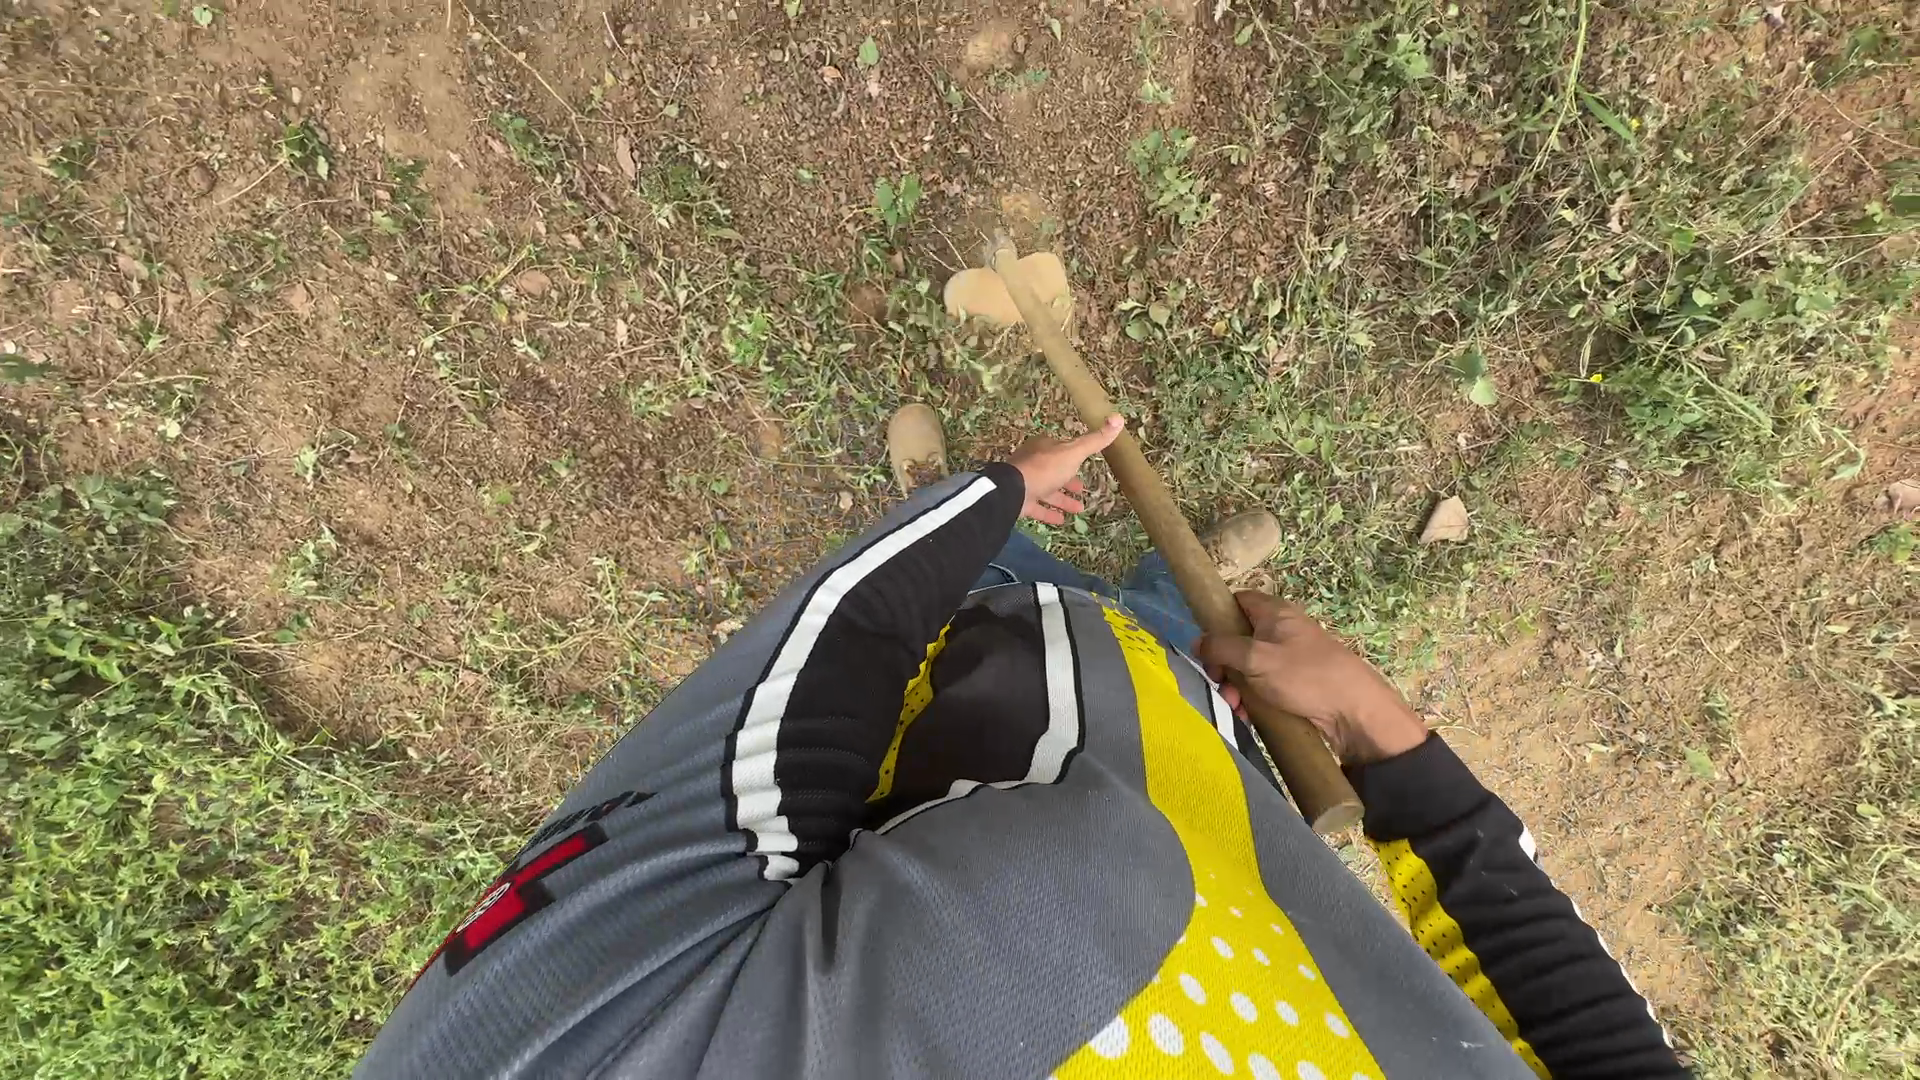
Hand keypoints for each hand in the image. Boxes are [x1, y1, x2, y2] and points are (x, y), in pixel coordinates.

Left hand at [1007, 414, 1124, 524]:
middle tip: (1082, 490)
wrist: (1012, 490)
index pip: (1062, 450)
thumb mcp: (1074, 452)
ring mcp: (1026, 483)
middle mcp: (1034, 463)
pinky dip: (1050, 513)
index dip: (1075, 457)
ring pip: (1048, 491)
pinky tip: (1062, 520)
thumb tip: (1119, 418)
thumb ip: (1095, 440)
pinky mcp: (1020, 502)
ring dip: (1063, 500)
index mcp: (1045, 447)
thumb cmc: (1045, 468)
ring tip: (1080, 509)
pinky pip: (1038, 508)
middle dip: (1069, 480)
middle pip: (1055, 471)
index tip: (1085, 465)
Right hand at [1196, 591, 1428, 765]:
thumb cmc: (1304, 676)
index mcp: (1274, 613)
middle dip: (1223, 662)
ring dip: (1235, 685)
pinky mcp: (1295, 682)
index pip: (1237, 600)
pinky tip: (1247, 715)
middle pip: (1238, 637)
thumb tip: (1196, 642)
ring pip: (1249, 665)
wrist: (1357, 713)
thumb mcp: (1255, 658)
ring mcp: (1289, 657)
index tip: (1205, 640)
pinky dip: (1252, 697)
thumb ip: (1220, 647)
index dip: (1217, 616)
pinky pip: (1264, 684)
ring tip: (1235, 706)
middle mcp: (1281, 630)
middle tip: (1218, 681)